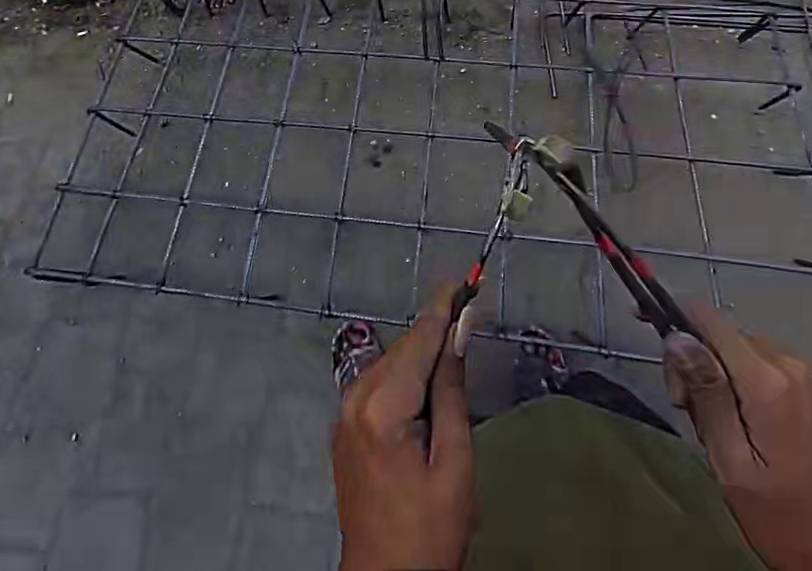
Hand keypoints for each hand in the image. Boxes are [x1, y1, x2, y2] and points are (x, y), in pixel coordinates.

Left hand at [332, 285, 473, 570]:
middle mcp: (354, 397)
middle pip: (403, 348)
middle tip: (467, 308)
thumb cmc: (428, 531)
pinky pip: (379, 382)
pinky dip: (405, 372)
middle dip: (435, 328)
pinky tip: (426, 379)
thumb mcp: (454, 463)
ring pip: (390, 362)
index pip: (418, 342)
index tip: (462, 281)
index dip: (443, 308)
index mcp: (381, 407)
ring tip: (454, 342)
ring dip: (421, 351)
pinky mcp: (344, 424)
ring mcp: (344, 411)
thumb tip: (460, 334)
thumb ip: (452, 392)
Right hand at [664, 304, 811, 570]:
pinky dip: (734, 383)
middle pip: (718, 334)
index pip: (709, 319)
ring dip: (712, 375)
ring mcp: (803, 377)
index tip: (643, 324)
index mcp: (767, 382)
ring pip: (735, 349)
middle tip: (686, 412)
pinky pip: (756, 365)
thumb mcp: (731, 462)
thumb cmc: (786, 518)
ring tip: (713, 426)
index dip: (671, 315)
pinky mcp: (808, 390)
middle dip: (692, 362)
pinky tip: (735, 421)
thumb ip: (705, 395)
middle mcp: (788, 366)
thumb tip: (676, 338)